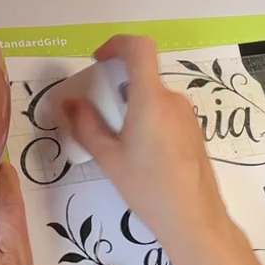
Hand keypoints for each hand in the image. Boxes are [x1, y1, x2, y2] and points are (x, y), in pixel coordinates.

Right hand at [61, 35, 245, 262]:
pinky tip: (138, 152)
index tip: (99, 60)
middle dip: (116, 85)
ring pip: (152, 96)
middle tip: (97, 111)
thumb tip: (69, 103)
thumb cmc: (148, 189)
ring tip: (116, 139)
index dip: (116, 44)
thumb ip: (86, 125)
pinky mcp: (193, 131)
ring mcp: (186, 115)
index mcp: (150, 99)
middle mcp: (172, 100)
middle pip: (142, 75)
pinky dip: (146, 118)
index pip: (139, 48)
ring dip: (131, 105)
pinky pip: (165, 112)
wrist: (194, 220)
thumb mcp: (108, 158)